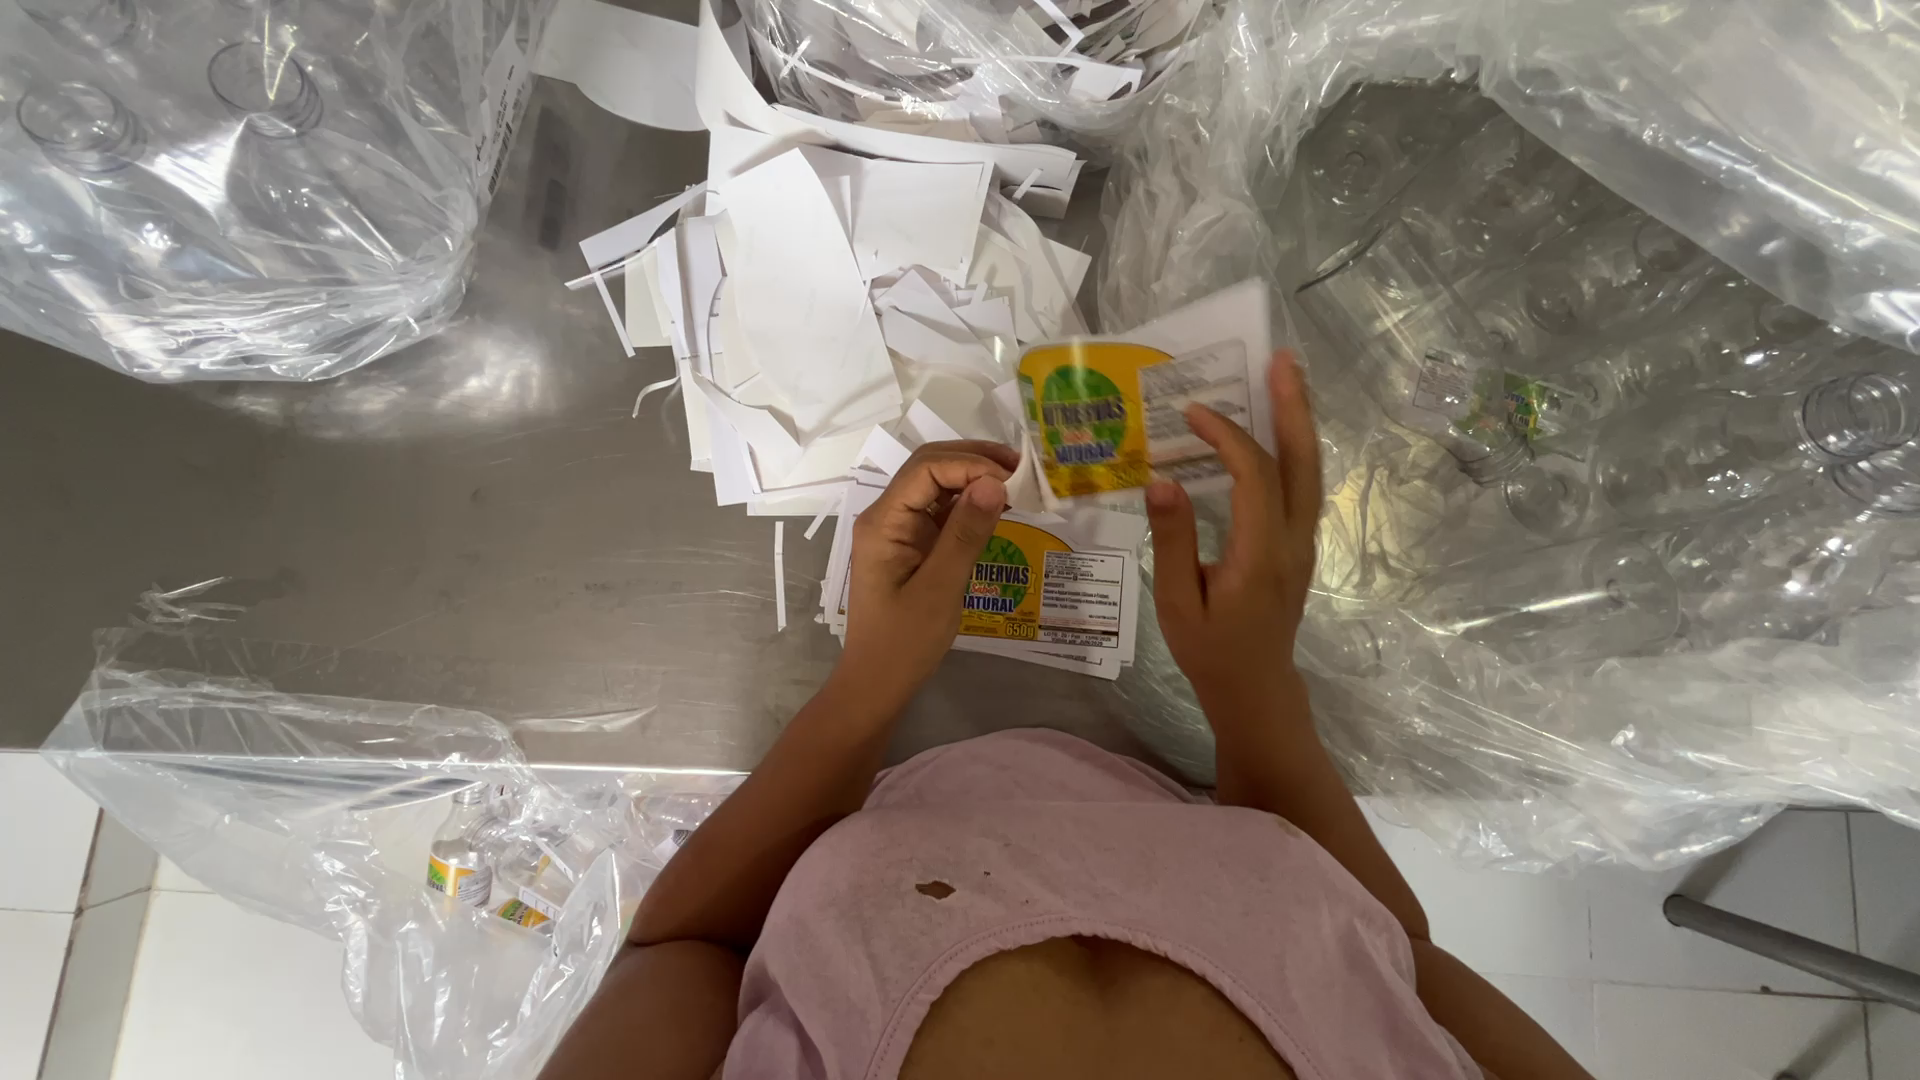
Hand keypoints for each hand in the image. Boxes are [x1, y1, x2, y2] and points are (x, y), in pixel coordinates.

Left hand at [841, 440, 1018, 705]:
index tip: (1012, 478)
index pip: (926, 468)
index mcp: (884, 521)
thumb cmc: (905, 642)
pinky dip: (970, 505)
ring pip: (937, 486)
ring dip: (974, 479)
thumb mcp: (940, 589)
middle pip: (929, 468)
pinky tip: (998, 509)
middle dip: (974, 461)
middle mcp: (887, 516)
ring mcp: (899, 530)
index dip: (970, 464)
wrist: (878, 682)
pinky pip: (941, 511)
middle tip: (1022, 470)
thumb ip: (966, 534)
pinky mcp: (912, 545)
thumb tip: (995, 483)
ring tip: (1017, 484)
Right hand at [1145, 349, 1320, 712]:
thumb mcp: (1177, 602)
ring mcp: (1303, 542)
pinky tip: (1279, 430)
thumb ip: (1174, 541)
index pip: (1252, 476)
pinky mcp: (1300, 546)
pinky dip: (1294, 449)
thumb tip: (1163, 481)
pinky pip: (1303, 486)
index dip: (1225, 437)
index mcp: (1260, 553)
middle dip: (1293, 406)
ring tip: (1287, 378)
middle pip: (1303, 461)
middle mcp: (1292, 540)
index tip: (1192, 412)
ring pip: (1311, 471)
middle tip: (1283, 358)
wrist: (1255, 688)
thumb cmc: (1209, 650)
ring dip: (1300, 421)